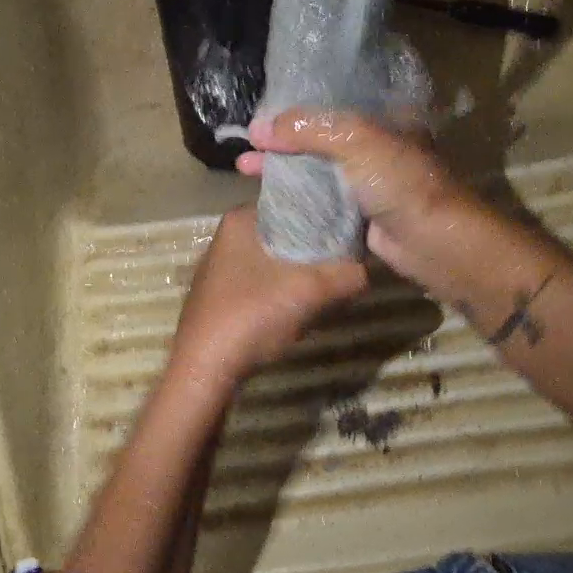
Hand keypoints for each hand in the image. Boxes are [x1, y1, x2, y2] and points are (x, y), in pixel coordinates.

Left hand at [168, 206, 367, 388]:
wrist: (204, 369)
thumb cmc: (252, 316)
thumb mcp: (310, 292)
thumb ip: (347, 275)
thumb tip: (367, 270)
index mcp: (241, 219)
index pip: (296, 203)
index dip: (327, 218)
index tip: (353, 235)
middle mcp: (228, 236)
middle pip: (288, 234)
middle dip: (316, 253)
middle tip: (344, 267)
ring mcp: (222, 266)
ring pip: (278, 261)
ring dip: (302, 277)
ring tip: (327, 292)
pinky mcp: (222, 295)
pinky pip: (264, 283)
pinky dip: (283, 293)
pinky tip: (298, 313)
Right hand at [235, 109, 481, 275]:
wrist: (433, 242)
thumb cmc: (400, 182)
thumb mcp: (356, 141)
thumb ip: (307, 129)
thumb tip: (257, 128)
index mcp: (381, 118)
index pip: (331, 102)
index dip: (295, 105)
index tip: (260, 113)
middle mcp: (373, 146)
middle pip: (317, 137)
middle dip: (280, 140)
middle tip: (245, 146)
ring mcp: (365, 182)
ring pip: (315, 170)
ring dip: (281, 169)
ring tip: (244, 169)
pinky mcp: (357, 214)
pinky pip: (318, 201)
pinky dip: (294, 199)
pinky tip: (266, 199)